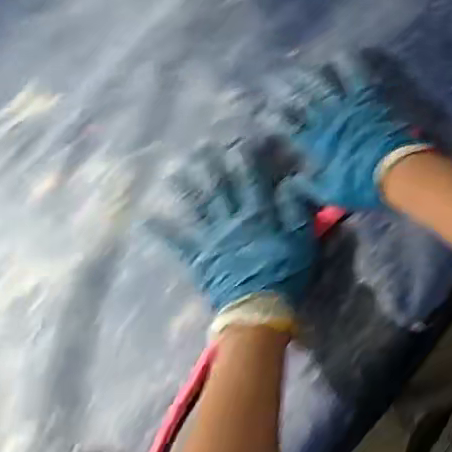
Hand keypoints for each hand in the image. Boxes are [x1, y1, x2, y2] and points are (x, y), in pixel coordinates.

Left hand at [149, 148, 316, 318]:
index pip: (253, 181)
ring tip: (176, 171)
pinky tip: (148, 217)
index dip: (246, 161)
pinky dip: (163, 230)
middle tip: (202, 148)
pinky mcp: (199, 258)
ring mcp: (212, 240)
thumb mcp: (303, 238)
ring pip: (199, 209)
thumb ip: (296, 209)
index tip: (238, 143)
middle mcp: (233, 221)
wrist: (259, 308)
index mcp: (261, 215)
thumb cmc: (287, 271)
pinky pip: (178, 242)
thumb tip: (291, 182)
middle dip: (213, 167)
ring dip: (187, 189)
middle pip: (222, 189)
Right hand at [267, 55, 432, 213]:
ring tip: (296, 65)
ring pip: (323, 84)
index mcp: (313, 143)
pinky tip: (341, 52)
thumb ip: (308, 184)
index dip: (271, 116)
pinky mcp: (371, 99)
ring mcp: (348, 106)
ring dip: (309, 74)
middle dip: (284, 88)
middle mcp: (326, 120)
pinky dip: (349, 64)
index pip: (285, 125)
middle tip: (271, 77)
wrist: (397, 169)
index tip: (260, 108)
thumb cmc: (362, 184)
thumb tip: (291, 180)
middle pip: (300, 100)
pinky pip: (358, 77)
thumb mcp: (329, 191)